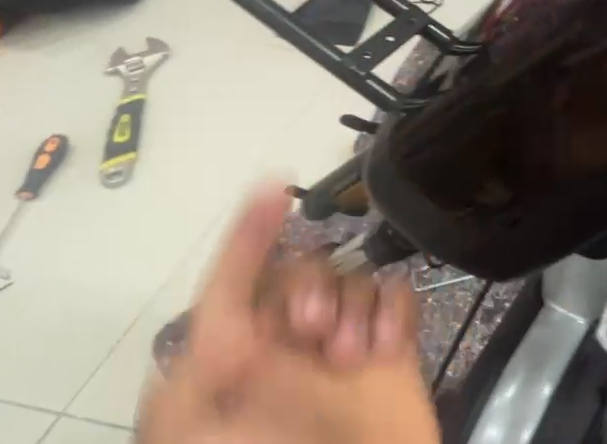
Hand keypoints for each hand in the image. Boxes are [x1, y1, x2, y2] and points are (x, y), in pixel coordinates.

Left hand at [138, 187, 440, 443]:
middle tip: (315, 332)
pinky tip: (389, 348)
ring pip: (349, 281)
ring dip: (356, 308)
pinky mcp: (387, 349)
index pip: (228, 288)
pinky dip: (395, 313)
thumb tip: (224, 320)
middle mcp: (282, 351)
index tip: (271, 187)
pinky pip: (394, 298)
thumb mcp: (221, 432)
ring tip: (357, 354)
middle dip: (309, 291)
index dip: (245, 238)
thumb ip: (211, 372)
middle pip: (298, 275)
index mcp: (231, 370)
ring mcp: (337, 351)